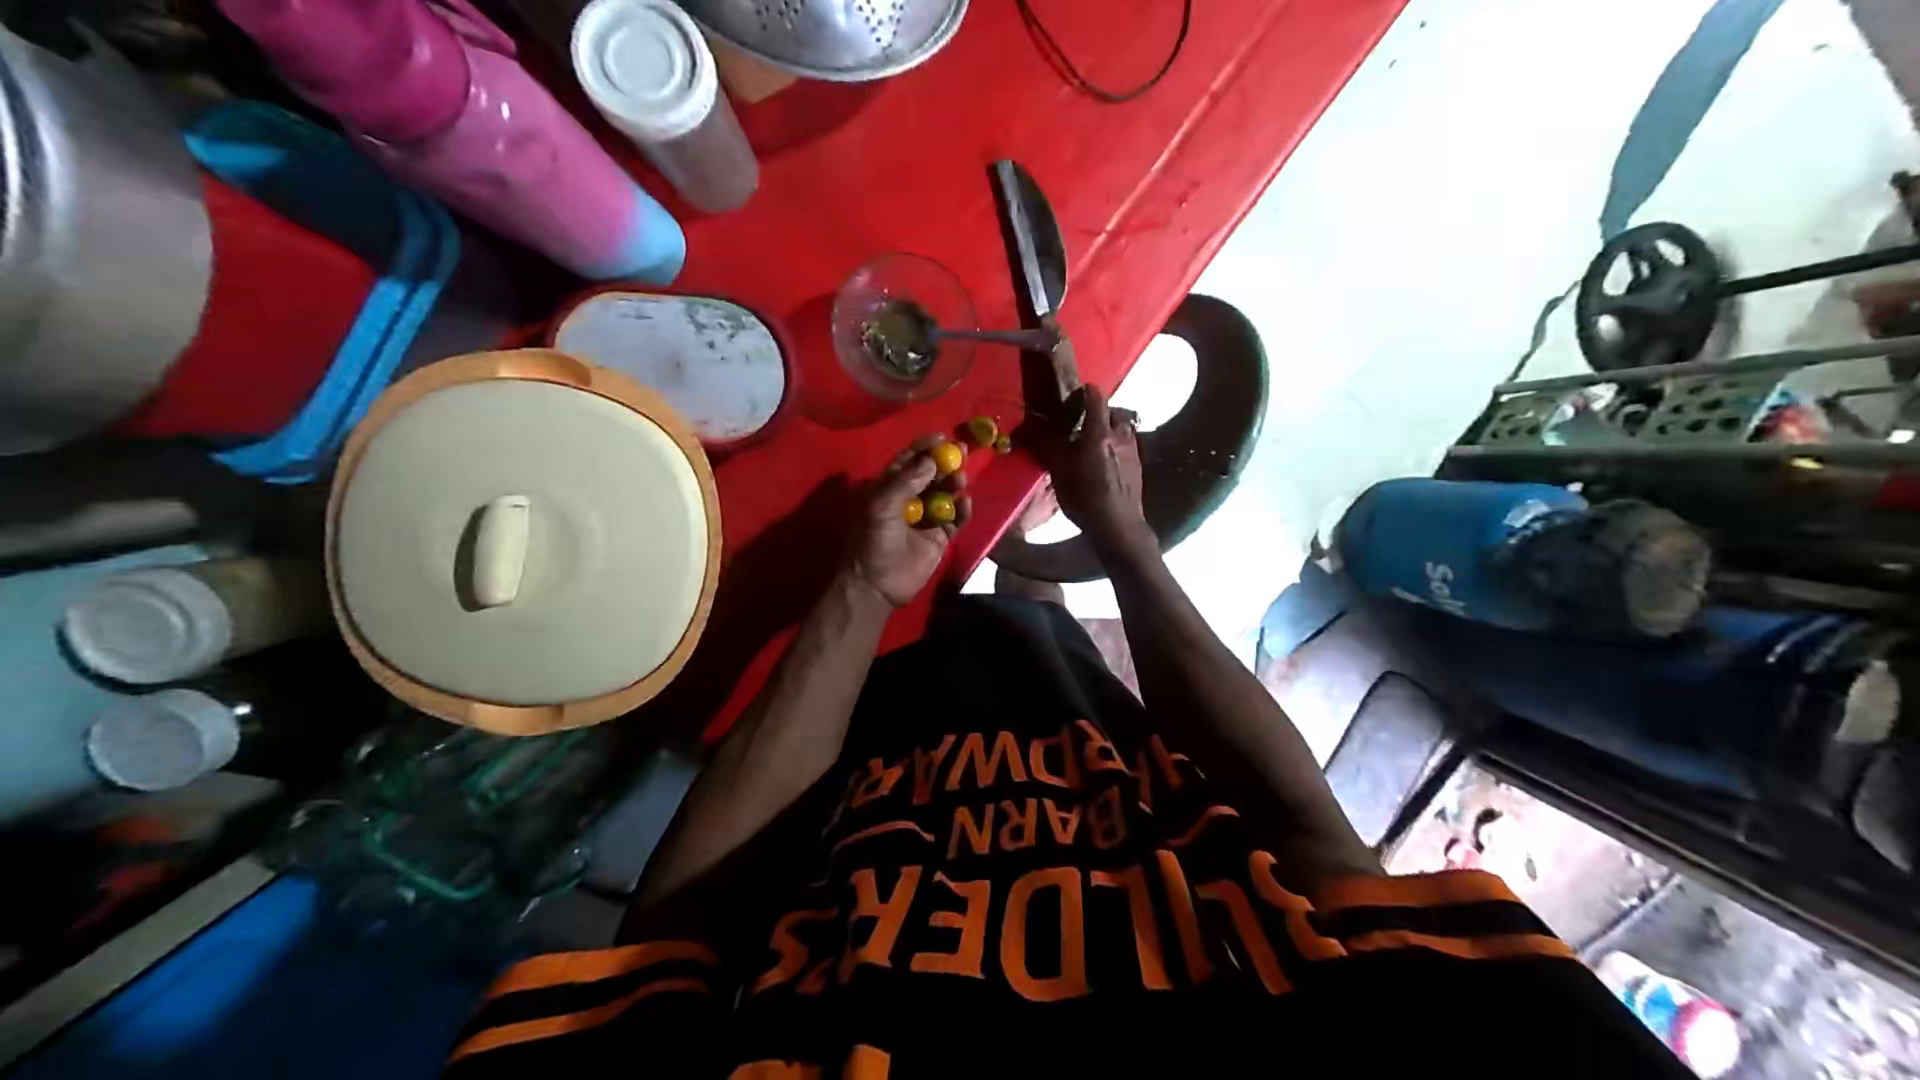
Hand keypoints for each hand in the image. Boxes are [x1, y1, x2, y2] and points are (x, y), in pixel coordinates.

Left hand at [845, 436, 971, 607]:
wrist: (876, 583)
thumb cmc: (872, 540)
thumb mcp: (882, 504)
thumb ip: (907, 480)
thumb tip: (932, 460)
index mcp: (886, 489)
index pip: (907, 461)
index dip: (923, 447)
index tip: (942, 436)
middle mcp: (907, 500)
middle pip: (930, 474)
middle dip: (945, 462)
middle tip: (962, 452)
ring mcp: (924, 519)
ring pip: (945, 493)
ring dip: (953, 483)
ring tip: (959, 479)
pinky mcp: (939, 537)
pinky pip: (955, 518)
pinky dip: (961, 509)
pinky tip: (963, 503)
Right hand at [1049, 384, 1150, 555]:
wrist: (1117, 525)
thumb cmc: (1084, 498)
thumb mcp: (1060, 472)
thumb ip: (1052, 446)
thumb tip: (1038, 428)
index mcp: (1100, 434)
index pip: (1097, 398)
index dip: (1087, 392)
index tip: (1077, 394)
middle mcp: (1120, 436)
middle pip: (1113, 412)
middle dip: (1100, 412)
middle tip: (1083, 423)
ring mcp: (1133, 450)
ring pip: (1123, 428)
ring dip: (1110, 428)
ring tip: (1095, 441)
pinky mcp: (1138, 464)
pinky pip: (1127, 444)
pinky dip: (1116, 444)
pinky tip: (1106, 460)